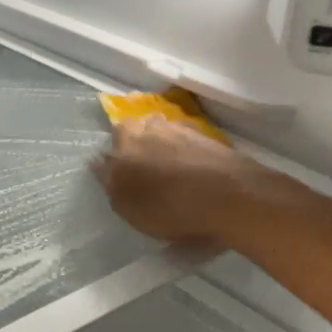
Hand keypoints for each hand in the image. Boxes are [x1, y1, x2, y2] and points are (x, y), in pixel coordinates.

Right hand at [91, 113, 304, 245]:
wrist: (232, 199)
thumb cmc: (167, 204)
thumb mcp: (126, 204)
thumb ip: (108, 181)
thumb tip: (98, 162)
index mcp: (127, 138)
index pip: (114, 134)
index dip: (117, 150)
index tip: (121, 169)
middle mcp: (155, 127)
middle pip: (142, 128)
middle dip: (141, 142)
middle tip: (145, 168)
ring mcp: (187, 131)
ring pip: (169, 133)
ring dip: (168, 147)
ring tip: (172, 172)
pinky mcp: (216, 142)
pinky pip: (195, 146)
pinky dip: (192, 157)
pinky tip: (195, 176)